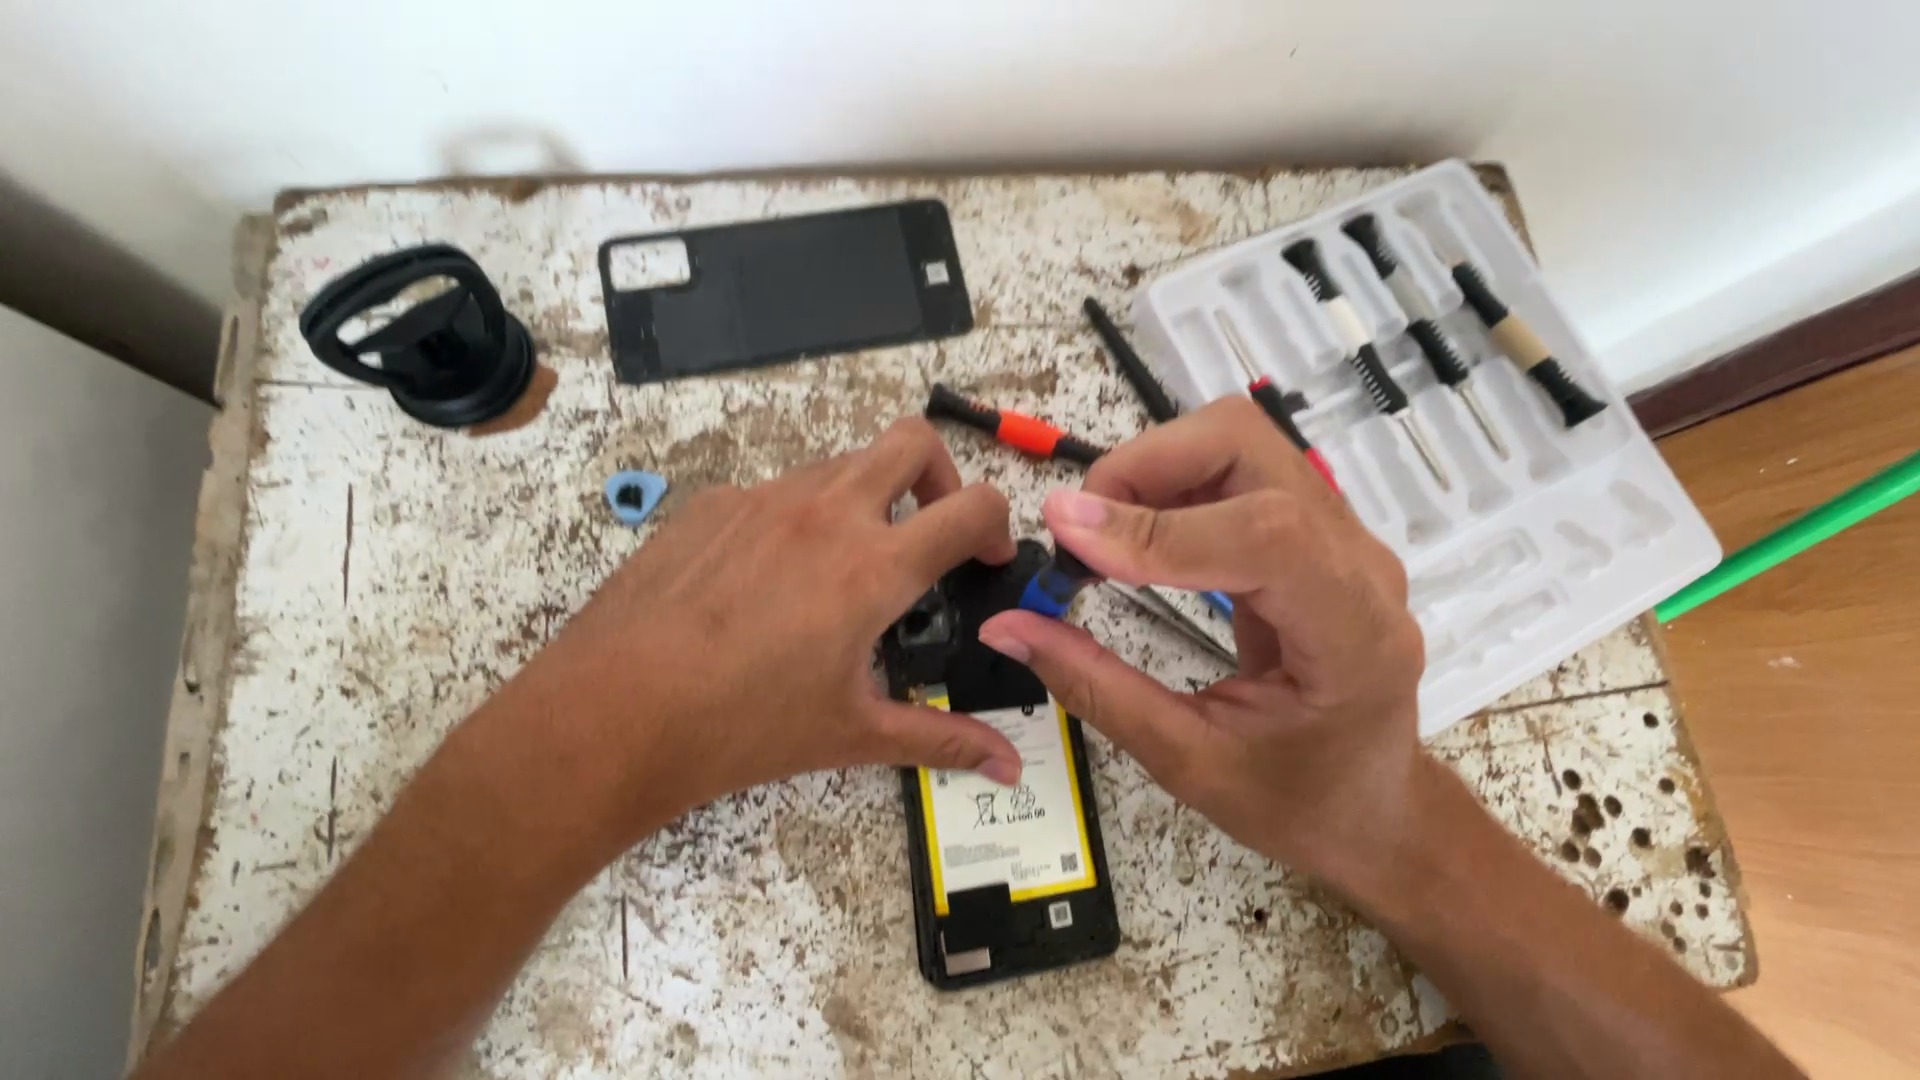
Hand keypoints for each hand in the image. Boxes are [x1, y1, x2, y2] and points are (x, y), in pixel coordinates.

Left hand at [483, 418, 1023, 857]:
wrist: (610, 714)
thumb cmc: (743, 727)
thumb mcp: (853, 734)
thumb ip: (943, 742)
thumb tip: (1009, 765)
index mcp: (873, 566)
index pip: (973, 505)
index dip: (995, 526)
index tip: (981, 562)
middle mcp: (826, 511)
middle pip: (912, 440)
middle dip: (940, 476)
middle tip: (926, 536)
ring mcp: (763, 498)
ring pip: (843, 464)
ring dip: (868, 499)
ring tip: (844, 572)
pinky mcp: (713, 504)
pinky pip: (779, 491)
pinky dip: (800, 519)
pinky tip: (768, 585)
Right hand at [976, 398, 1430, 893]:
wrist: (1374, 805)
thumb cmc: (1297, 800)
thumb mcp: (1188, 763)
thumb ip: (1095, 686)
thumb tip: (1007, 625)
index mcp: (1352, 634)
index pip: (1264, 535)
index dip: (1154, 527)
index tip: (1062, 533)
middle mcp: (1357, 562)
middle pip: (1246, 445)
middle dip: (1143, 467)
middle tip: (1076, 528)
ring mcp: (1339, 536)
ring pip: (1236, 441)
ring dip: (1149, 469)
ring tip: (1095, 534)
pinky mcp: (1308, 530)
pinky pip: (1232, 470)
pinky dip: (1165, 484)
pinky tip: (1129, 536)